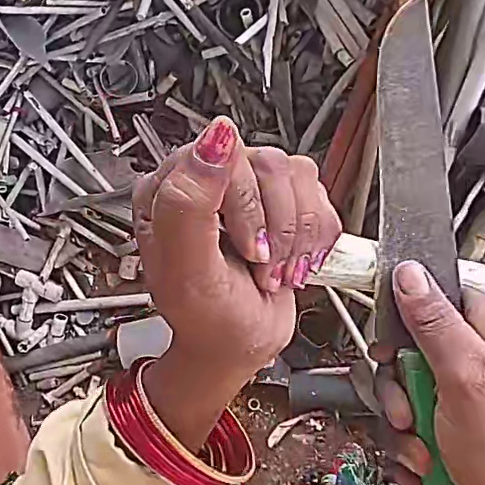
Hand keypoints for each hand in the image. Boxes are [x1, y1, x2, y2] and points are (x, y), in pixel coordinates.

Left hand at [132, 116, 340, 445]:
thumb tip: (212, 140)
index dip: (245, 205)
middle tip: (259, 263)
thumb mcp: (189, 271)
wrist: (238, 345)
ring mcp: (245, 190)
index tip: (247, 247)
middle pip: (266, 164)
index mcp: (167, 190)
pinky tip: (291, 260)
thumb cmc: (206, 319)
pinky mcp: (279, 202)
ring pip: (296, 175)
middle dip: (274, 227)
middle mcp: (204, 183)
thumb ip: (190, 204)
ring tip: (271, 268)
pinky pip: (317, 194)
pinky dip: (314, 236)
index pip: (219, 156)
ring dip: (295, 235)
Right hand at [372, 261, 484, 484]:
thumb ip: (435, 323)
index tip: (393, 351)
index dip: (409, 325)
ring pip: (408, 390)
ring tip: (425, 447)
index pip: (444, 302)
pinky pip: (414, 424)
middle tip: (414, 410)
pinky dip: (411, 446)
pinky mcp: (461, 433)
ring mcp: (478, 402)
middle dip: (401, 387)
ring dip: (403, 422)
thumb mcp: (470, 380)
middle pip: (416, 351)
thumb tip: (411, 274)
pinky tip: (429, 464)